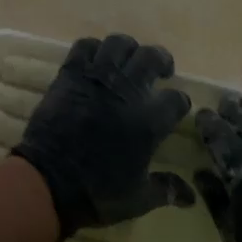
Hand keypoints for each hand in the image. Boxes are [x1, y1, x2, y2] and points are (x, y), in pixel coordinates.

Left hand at [11, 33, 194, 240]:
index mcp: (148, 121)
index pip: (176, 99)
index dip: (180, 101)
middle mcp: (127, 90)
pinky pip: (85, 45)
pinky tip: (97, 60)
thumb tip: (190, 197)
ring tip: (130, 59)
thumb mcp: (139, 198)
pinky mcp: (71, 72)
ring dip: (129, 48)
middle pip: (151, 57)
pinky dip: (94, 48)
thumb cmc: (98, 192)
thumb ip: (166, 190)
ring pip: (119, 43)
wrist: (50, 180)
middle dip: (161, 60)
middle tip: (161, 70)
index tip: (177, 105)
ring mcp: (97, 77)